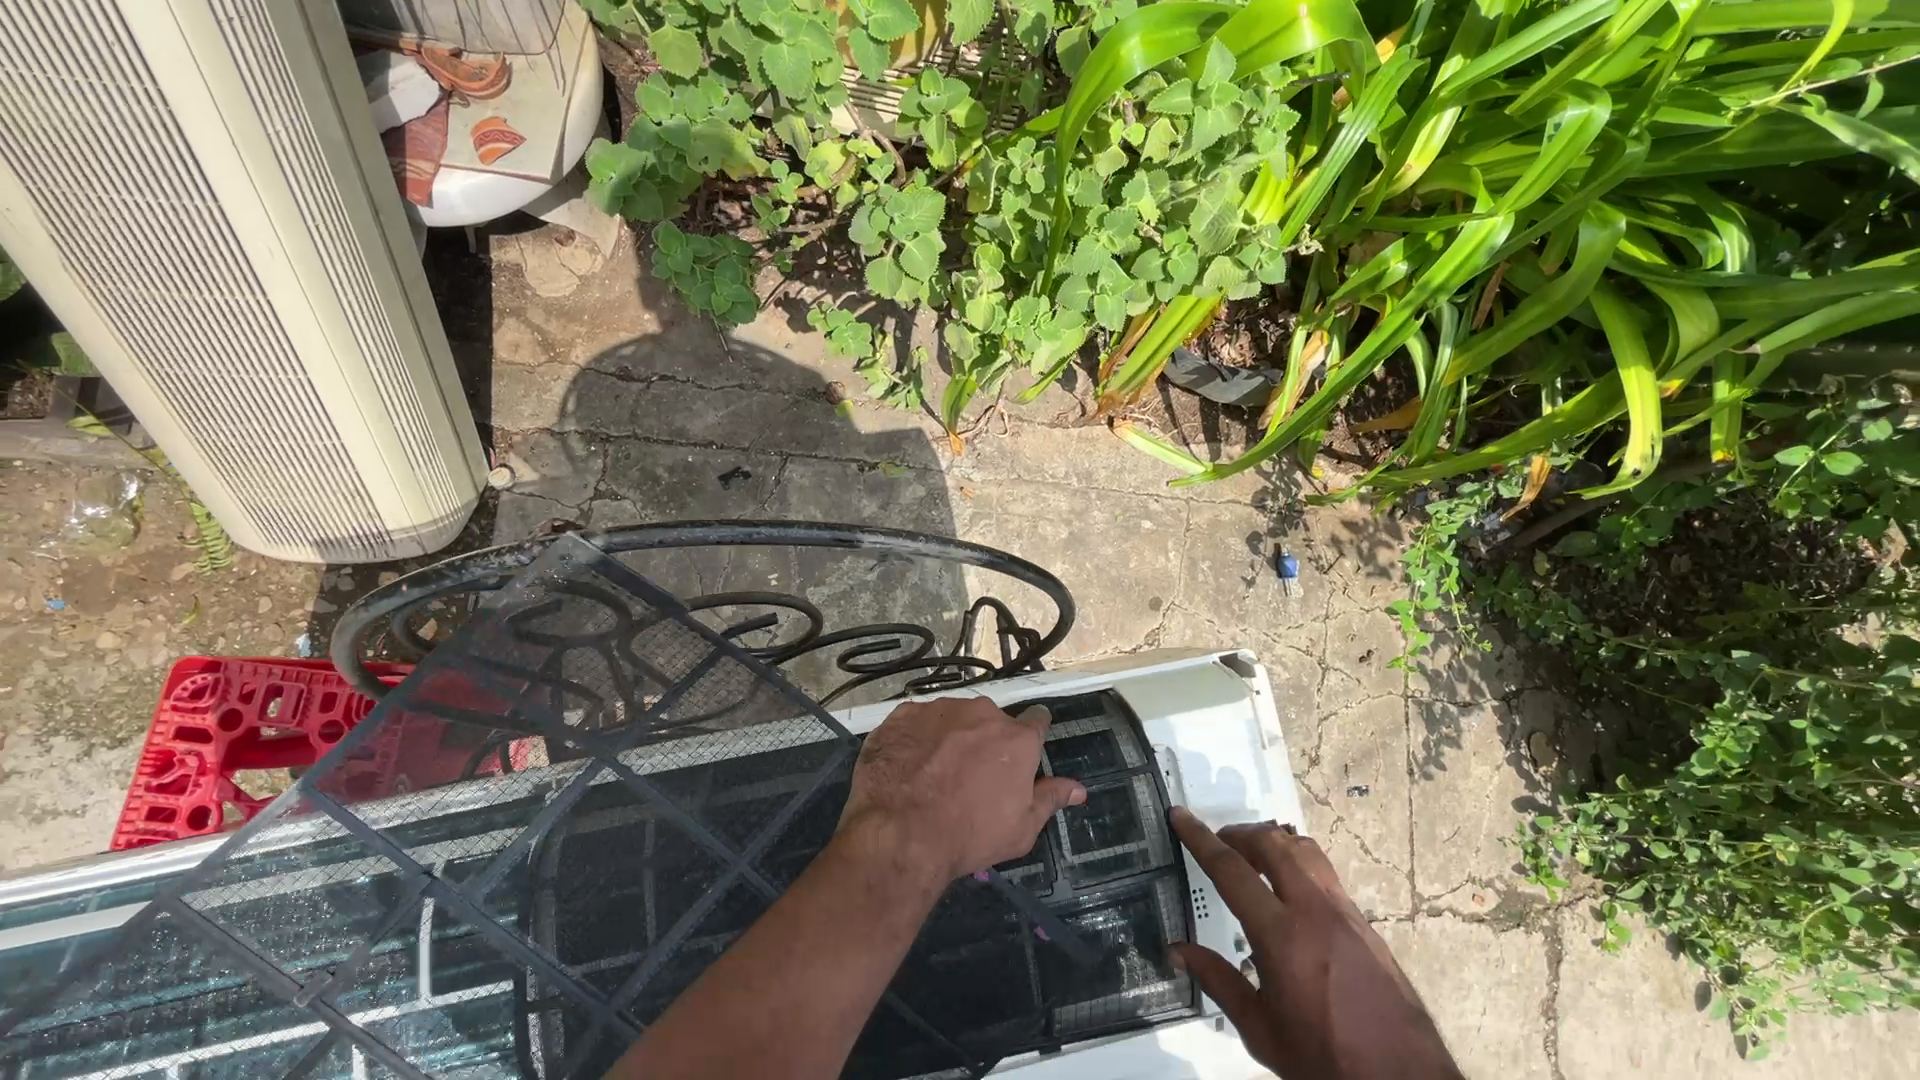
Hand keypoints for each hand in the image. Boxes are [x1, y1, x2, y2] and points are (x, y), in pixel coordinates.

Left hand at [836, 697, 1086, 884]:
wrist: (901, 831)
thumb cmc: (969, 834)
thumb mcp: (1021, 828)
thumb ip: (1050, 799)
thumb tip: (1078, 789)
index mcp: (1017, 738)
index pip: (1037, 720)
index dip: (1030, 735)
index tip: (1020, 754)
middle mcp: (982, 713)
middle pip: (990, 720)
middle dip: (985, 741)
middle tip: (971, 775)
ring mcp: (940, 709)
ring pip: (952, 717)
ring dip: (950, 736)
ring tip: (935, 773)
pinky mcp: (903, 713)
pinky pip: (917, 721)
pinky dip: (916, 738)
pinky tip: (908, 766)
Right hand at [1168, 809, 1462, 1079]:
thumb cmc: (1324, 1058)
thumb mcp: (1261, 1029)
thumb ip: (1218, 981)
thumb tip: (1176, 951)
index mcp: (1281, 936)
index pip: (1231, 870)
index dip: (1200, 838)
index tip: (1179, 815)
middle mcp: (1315, 911)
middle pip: (1272, 844)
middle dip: (1239, 833)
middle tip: (1218, 841)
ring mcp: (1345, 913)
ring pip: (1305, 851)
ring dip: (1272, 842)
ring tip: (1252, 856)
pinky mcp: (1365, 924)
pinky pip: (1325, 873)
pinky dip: (1297, 863)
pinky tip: (1288, 889)